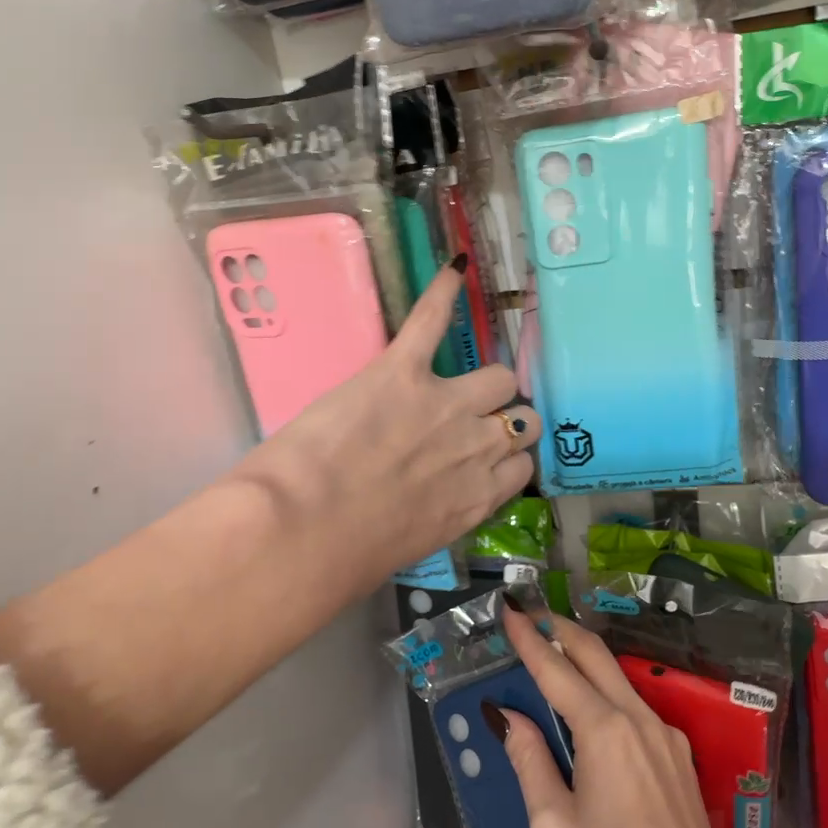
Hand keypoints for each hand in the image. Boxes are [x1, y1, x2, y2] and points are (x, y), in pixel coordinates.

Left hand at [230, 258, 538, 593]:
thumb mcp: (412, 546)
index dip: (506, 458)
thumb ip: (437, 514)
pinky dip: (443, 295)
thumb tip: (427, 503)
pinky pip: (432, 323)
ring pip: (498, 377)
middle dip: (504, 418)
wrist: (306, 528)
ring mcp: (445, 404)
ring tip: (462, 379)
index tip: (490, 459)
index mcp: (479, 495)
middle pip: (519, 417)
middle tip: (472, 423)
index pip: (521, 465)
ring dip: (487, 382)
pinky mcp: (402, 372)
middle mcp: (478, 447)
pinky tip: (454, 271)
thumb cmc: (346, 556)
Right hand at [491, 606, 731, 827]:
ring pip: (619, 680)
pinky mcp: (681, 760)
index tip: (508, 609)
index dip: (528, 637)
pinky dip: (605, 693)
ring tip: (552, 652)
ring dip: (584, 660)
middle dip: (560, 629)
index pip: (557, 669)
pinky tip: (587, 707)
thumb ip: (530, 761)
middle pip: (596, 656)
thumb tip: (508, 715)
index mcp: (607, 732)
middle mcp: (642, 721)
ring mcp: (668, 739)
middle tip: (530, 614)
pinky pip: (635, 710)